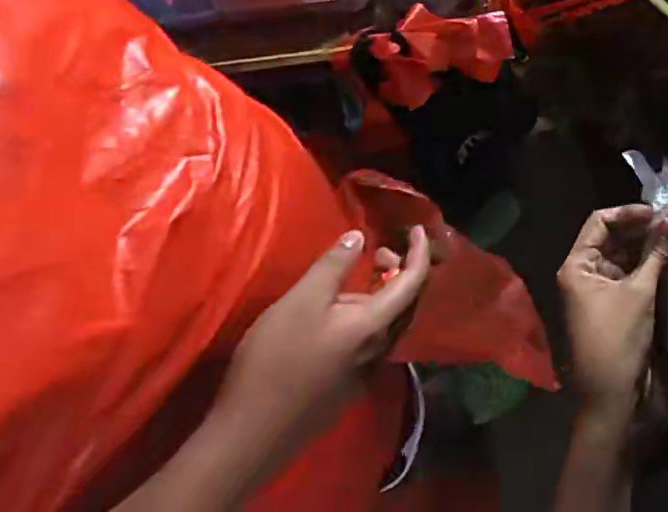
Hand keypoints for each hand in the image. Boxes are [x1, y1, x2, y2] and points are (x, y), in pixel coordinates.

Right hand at [214, 226, 430, 448]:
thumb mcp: (301, 300)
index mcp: (375, 324)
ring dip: (384, 293)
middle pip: (407, 301)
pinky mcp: (348, 387)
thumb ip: (334, 265)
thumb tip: (360, 236)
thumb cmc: (275, 361)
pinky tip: (343, 313)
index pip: (415, 280)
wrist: (246, 438)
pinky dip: (371, 314)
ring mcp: (366, 372)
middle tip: (378, 253)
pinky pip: (374, 340)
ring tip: (362, 276)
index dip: (420, 250)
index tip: (416, 229)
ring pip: (390, 322)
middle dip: (402, 269)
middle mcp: (380, 348)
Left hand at [557, 205, 667, 409]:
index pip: (600, 221)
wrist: (611, 396)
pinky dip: (647, 263)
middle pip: (612, 236)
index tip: (658, 212)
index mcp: (577, 265)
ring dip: (647, 244)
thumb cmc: (618, 340)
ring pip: (623, 253)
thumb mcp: (639, 292)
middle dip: (642, 228)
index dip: (629, 212)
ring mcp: (597, 286)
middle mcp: (583, 271)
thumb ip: (656, 252)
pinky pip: (628, 271)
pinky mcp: (612, 300)